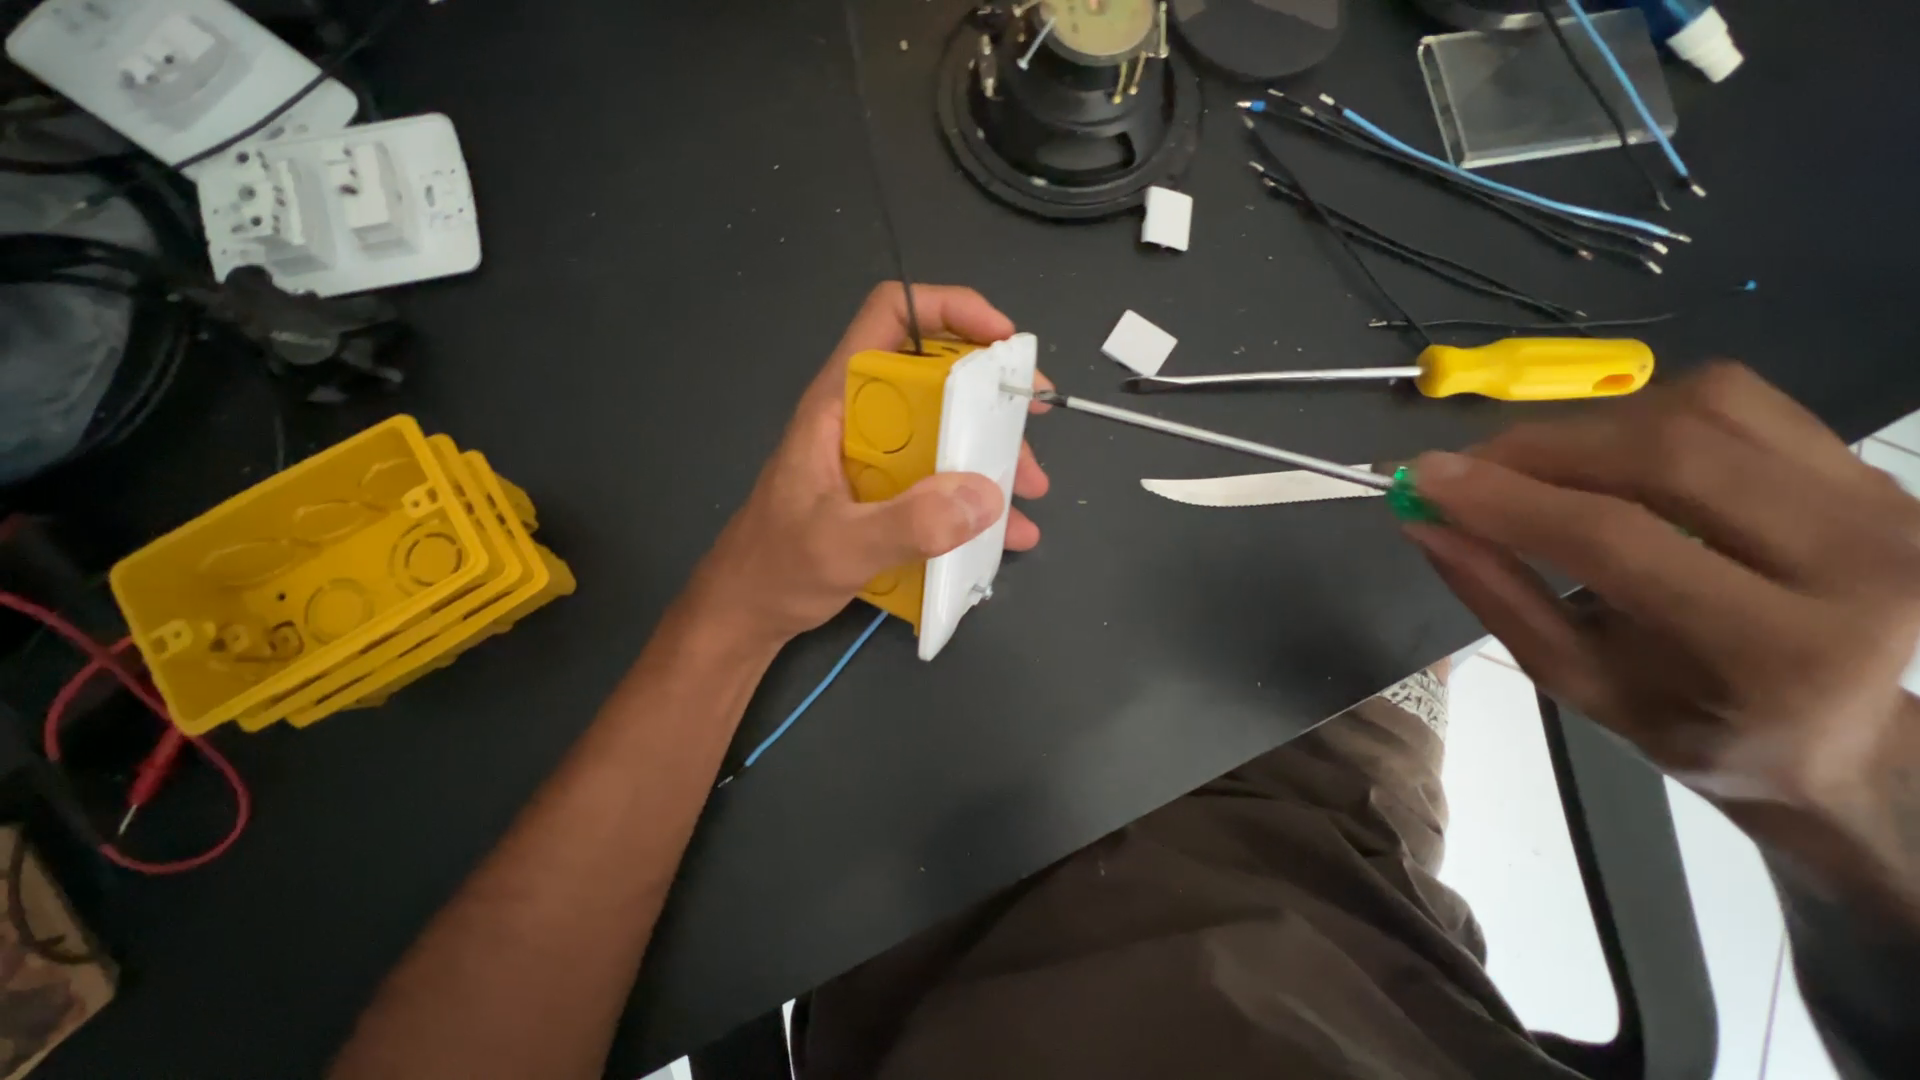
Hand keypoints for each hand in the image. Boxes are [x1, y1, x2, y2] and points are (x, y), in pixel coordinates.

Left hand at [689, 283, 1051, 645]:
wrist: (746, 611)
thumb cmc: (775, 569)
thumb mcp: (841, 546)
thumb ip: (908, 524)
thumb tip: (986, 495)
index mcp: (840, 402)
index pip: (892, 317)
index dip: (951, 310)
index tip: (1004, 341)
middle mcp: (864, 418)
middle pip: (936, 373)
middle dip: (991, 393)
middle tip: (1033, 419)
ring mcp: (878, 456)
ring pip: (947, 428)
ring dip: (993, 452)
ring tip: (1033, 490)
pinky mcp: (887, 493)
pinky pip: (941, 480)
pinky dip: (977, 499)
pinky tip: (1009, 533)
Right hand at [1407, 363, 1919, 905]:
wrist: (1837, 727)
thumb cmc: (1692, 723)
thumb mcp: (1580, 683)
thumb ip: (1499, 597)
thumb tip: (1422, 519)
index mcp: (1778, 649)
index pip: (1617, 540)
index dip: (1506, 500)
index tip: (1420, 478)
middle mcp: (1856, 559)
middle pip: (1663, 455)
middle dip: (1536, 449)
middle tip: (1461, 467)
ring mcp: (1876, 499)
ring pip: (1697, 410)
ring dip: (1582, 427)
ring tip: (1524, 467)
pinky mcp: (1865, 464)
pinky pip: (1733, 398)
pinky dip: (1639, 410)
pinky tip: (1602, 452)